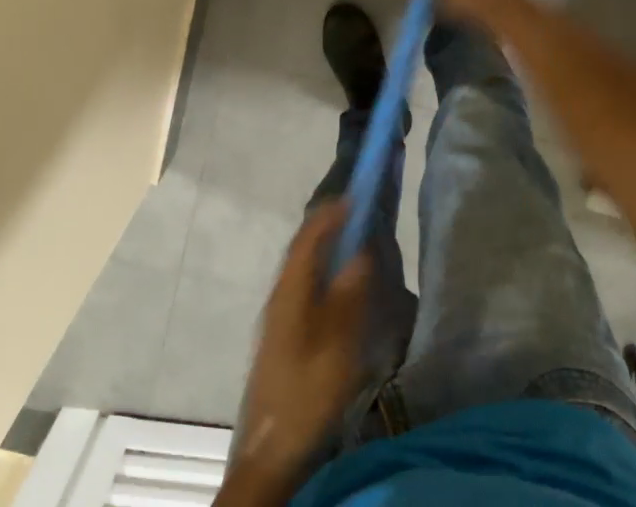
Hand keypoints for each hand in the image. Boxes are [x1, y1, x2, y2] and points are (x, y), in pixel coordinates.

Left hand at [232, 201, 371, 484]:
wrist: (273, 443)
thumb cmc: (308, 390)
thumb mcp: (338, 344)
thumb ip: (349, 295)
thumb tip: (361, 249)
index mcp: (291, 290)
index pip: (309, 236)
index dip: (332, 211)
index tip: (358, 191)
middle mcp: (281, 293)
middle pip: (304, 246)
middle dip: (330, 221)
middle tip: (361, 205)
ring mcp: (281, 313)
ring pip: (305, 264)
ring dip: (328, 243)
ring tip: (357, 232)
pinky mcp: (285, 330)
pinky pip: (306, 282)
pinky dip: (325, 266)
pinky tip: (342, 277)